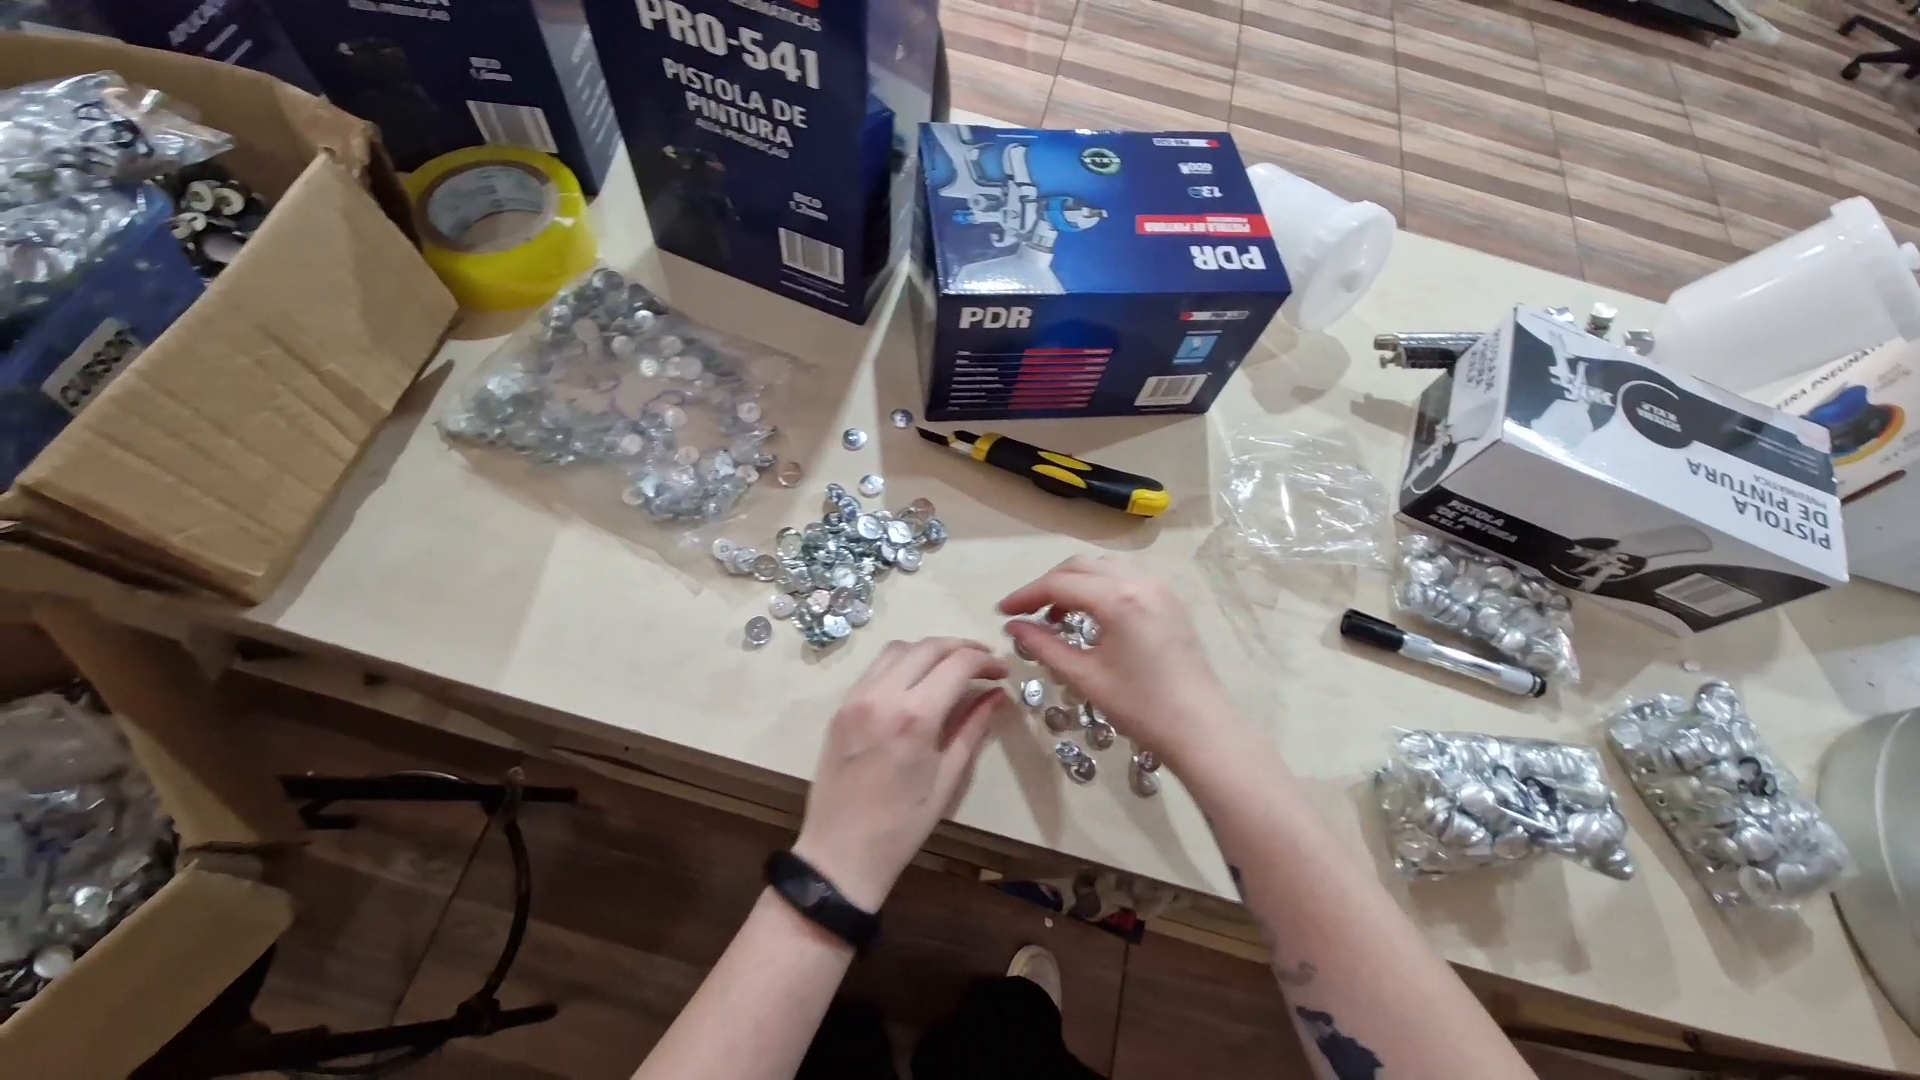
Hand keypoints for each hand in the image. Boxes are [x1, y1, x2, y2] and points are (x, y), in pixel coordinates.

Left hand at [792, 638, 1009, 910]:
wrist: (840, 852)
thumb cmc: (903, 825)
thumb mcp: (947, 778)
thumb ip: (972, 728)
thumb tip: (996, 695)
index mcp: (915, 716)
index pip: (957, 664)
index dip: (985, 661)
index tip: (1002, 670)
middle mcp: (883, 695)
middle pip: (928, 647)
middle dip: (961, 647)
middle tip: (984, 662)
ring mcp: (857, 698)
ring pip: (898, 650)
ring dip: (929, 651)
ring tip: (951, 668)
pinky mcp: (841, 707)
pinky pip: (874, 669)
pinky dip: (901, 664)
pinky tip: (917, 682)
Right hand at [999, 555, 1247, 770]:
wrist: (1201, 728)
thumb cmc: (1140, 707)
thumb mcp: (1085, 677)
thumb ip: (1044, 646)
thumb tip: (1013, 627)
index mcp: (1117, 598)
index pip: (1058, 584)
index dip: (1025, 595)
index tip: (1002, 612)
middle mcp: (1139, 580)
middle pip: (1079, 566)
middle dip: (1047, 585)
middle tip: (1025, 612)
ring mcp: (1159, 587)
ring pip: (1103, 568)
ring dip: (1074, 583)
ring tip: (1055, 615)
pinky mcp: (1170, 600)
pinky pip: (1126, 577)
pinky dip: (1100, 587)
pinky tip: (1091, 615)